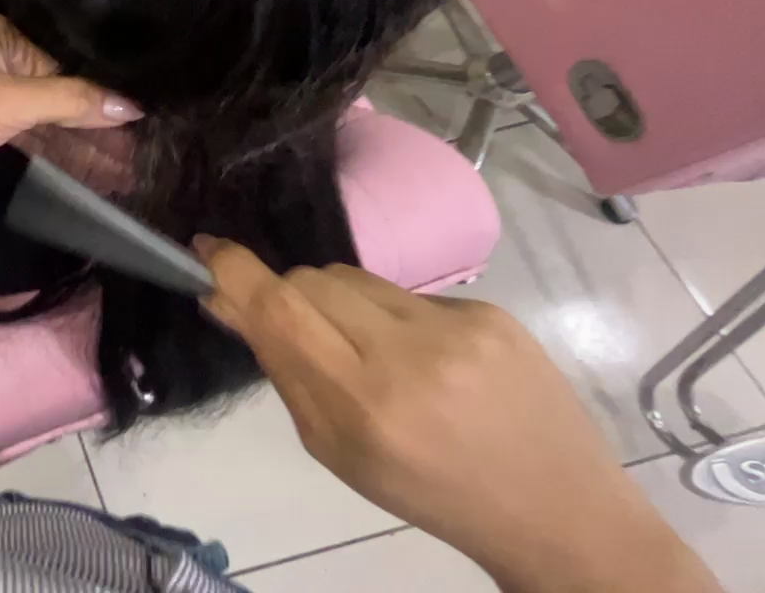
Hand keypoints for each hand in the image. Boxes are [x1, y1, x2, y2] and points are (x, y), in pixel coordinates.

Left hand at [0, 15, 139, 181]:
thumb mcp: (7, 102)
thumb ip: (71, 102)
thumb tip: (134, 104)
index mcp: (8, 35)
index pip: (75, 61)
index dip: (113, 94)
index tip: (153, 123)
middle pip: (62, 89)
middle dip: (100, 125)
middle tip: (146, 158)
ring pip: (43, 114)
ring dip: (79, 142)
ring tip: (127, 172)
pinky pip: (23, 129)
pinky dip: (49, 147)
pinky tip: (84, 168)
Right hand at [196, 238, 719, 592]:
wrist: (560, 514)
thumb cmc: (424, 488)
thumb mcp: (330, 446)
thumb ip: (278, 366)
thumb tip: (225, 299)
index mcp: (363, 404)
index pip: (279, 308)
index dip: (233, 270)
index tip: (204, 249)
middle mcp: (410, 356)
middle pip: (307, 280)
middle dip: (288, 296)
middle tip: (305, 332)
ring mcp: (458, 330)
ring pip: (350, 276)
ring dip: (336, 300)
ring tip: (368, 345)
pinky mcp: (492, 314)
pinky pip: (403, 290)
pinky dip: (389, 312)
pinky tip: (422, 353)